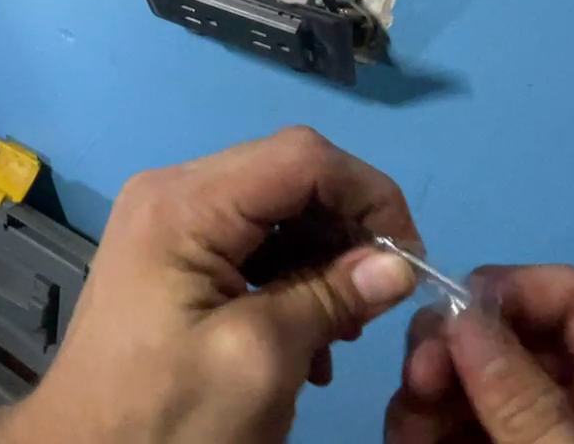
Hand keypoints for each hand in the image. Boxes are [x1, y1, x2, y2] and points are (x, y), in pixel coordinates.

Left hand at [0, 126, 422, 442]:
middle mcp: (173, 188)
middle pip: (286, 173)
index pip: (299, 156)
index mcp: (185, 201)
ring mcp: (168, 214)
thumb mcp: (258, 362)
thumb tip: (398, 263)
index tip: (408, 259)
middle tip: (374, 303)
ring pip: (273, 204)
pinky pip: (247, 235)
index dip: (366, 193)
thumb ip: (328, 298)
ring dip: (320, 255)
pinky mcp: (171, 245)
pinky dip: (287, 271)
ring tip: (339, 327)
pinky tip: (303, 329)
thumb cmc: (164, 418)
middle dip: (344, 227)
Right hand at [386, 265, 573, 443]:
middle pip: (517, 342)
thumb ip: (530, 409)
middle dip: (453, 355)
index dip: (502, 292)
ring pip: (485, 391)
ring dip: (435, 401)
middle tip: (415, 391)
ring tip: (406, 435)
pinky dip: (439, 436)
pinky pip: (478, 438)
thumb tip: (463, 314)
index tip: (442, 326)